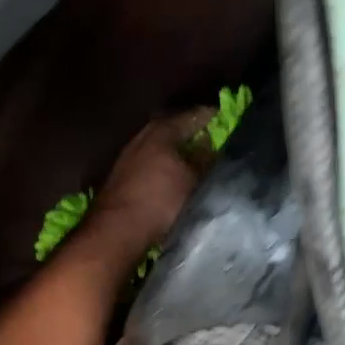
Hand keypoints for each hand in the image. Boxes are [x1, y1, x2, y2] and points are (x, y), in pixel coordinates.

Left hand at [88, 106, 215, 251]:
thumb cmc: (161, 201)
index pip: (193, 115)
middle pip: (172, 128)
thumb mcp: (194, 182)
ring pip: (159, 146)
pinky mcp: (121, 175)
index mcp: (163, 130)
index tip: (227, 119)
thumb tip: (211, 147)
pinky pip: (150, 161)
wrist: (118, 229)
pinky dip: (164, 164)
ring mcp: (128, 155)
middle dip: (192, 132)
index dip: (212, 116)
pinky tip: (172, 177)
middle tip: (211, 138)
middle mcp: (142, 136)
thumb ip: (206, 161)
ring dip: (177, 150)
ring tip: (195, 160)